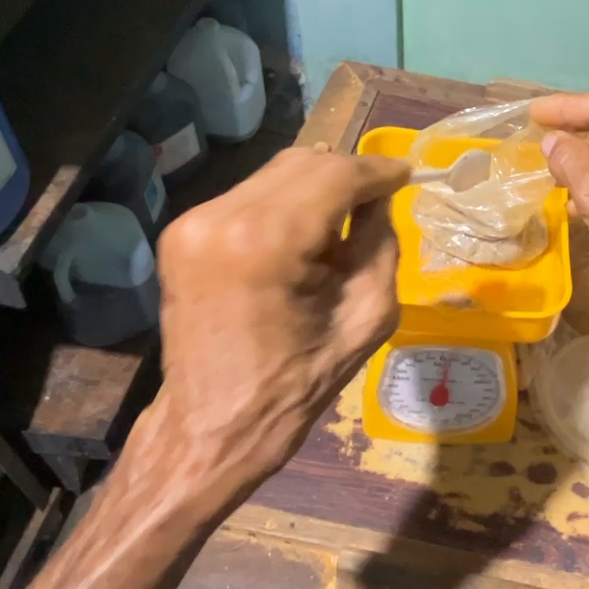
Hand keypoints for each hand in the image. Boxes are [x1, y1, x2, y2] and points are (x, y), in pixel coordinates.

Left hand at [140, 147, 409, 496]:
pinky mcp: (181, 233)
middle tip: (380, 199)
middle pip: (302, 163)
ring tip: (342, 226)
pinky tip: (303, 239)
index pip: (334, 175)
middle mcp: (221, 216)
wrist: (214, 426)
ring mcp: (193, 222)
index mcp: (267, 241)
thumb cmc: (298, 384)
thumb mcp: (368, 317)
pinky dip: (285, 206)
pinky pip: (248, 197)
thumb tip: (378, 200)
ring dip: (316, 188)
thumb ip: (381, 243)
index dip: (377, 170)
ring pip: (274, 175)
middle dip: (348, 175)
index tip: (407, 173)